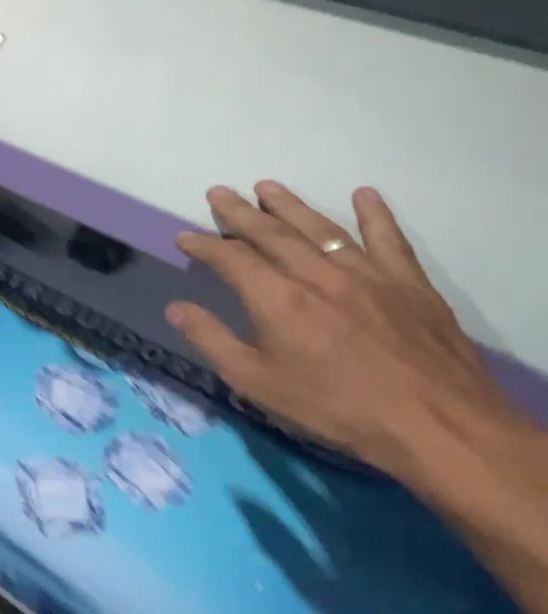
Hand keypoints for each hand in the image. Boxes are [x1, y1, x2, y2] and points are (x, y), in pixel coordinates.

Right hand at [164, 181, 518, 479]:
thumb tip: (177, 308)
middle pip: (273, 234)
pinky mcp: (410, 285)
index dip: (203, 244)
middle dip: (241, 212)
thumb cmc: (335, 408)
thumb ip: (212, 341)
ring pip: (321, 229)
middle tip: (219, 192)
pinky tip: (365, 195)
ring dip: (291, 205)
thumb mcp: (256, 383)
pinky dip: (376, 215)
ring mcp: (369, 276)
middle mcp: (319, 276)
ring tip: (268, 186)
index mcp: (277, 299)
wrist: (437, 427)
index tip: (183, 237)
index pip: (231, 258)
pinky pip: (389, 240)